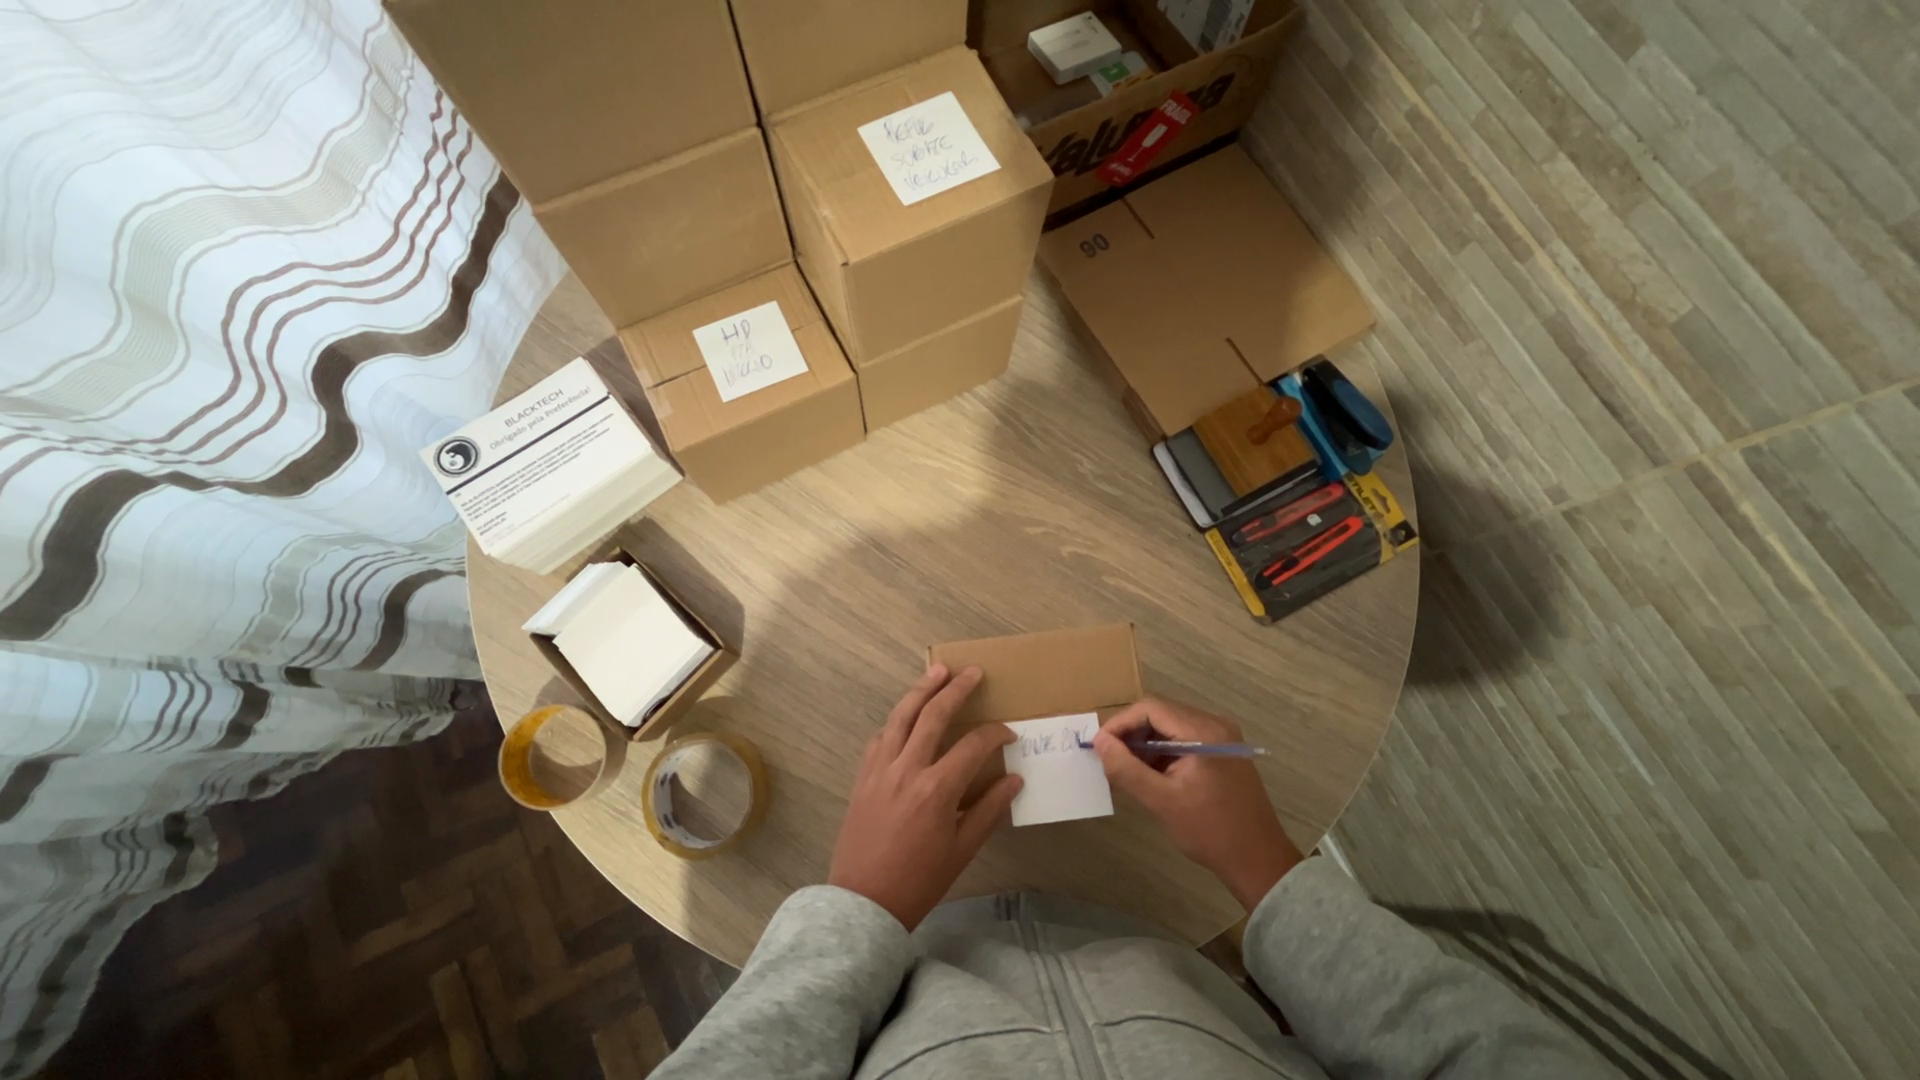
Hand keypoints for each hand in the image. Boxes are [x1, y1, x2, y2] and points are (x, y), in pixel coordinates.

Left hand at [828, 664, 1022, 929]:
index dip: (995, 734)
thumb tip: (1015, 779)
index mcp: (937, 789)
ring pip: (901, 716)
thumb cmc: (919, 881)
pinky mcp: (863, 775)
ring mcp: (880, 769)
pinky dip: (897, 720)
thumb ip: (989, 809)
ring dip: (921, 690)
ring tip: (937, 670)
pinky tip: (906, 715)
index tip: (1008, 734)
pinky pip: (881, 736)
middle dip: (956, 689)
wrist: (863, 902)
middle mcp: (907, 769)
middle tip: (972, 672)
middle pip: (934, 715)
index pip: (973, 745)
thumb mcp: (962, 849)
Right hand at [1093, 697, 1301, 911]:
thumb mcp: (1162, 801)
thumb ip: (1126, 769)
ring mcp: (1222, 738)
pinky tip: (1150, 776)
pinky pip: (1184, 740)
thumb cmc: (1210, 831)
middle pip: (1161, 714)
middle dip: (1131, 734)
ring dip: (1145, 744)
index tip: (1099, 746)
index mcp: (1203, 731)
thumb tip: (1099, 742)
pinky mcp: (1223, 752)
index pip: (1151, 708)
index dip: (1120, 723)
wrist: (1259, 860)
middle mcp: (1215, 725)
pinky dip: (1163, 752)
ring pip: (1170, 727)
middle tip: (1109, 759)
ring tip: (1126, 771)